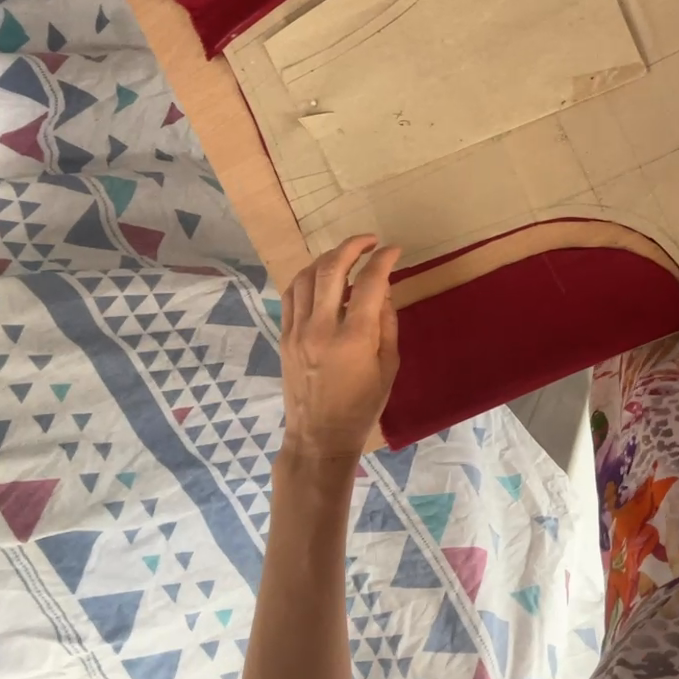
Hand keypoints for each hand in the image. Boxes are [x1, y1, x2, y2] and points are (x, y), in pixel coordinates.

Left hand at [279, 235, 402, 464]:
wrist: (319, 437)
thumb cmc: (362, 405)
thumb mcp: (389, 366)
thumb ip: (387, 323)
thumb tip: (383, 289)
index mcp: (354, 338)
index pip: (370, 283)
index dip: (384, 259)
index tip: (394, 250)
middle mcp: (322, 328)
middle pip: (332, 269)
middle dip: (352, 246)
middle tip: (369, 241)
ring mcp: (298, 331)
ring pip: (307, 276)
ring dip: (328, 257)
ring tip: (346, 255)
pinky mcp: (284, 336)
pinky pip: (291, 294)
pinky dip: (307, 276)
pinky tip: (321, 275)